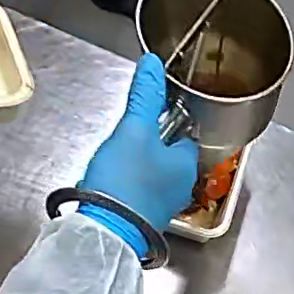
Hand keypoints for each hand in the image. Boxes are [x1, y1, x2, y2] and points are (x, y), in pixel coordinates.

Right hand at [78, 54, 200, 252]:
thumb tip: (154, 64)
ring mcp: (163, 206)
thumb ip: (146, 96)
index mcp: (187, 166)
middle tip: (124, 138)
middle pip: (166, 153)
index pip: (185, 133)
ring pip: (151, 172)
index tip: (147, 113)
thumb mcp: (135, 129)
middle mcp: (181, 189)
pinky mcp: (144, 219)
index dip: (167, 119)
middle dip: (145, 142)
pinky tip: (110, 181)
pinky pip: (137, 191)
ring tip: (114, 159)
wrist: (107, 229)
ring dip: (133, 163)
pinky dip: (125, 183)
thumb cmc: (125, 180)